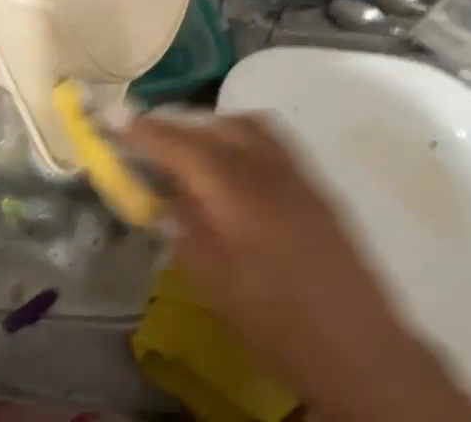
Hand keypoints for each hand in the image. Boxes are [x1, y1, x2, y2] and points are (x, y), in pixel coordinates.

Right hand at [124, 113, 470, 421]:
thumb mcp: (212, 279)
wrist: (361, 348)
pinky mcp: (316, 186)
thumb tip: (158, 197)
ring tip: (185, 150)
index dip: (140, 131)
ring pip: (244, 125)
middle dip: (172, 127)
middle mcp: (267, 168)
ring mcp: (297, 173)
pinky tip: (227, 167)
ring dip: (208, 127)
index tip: (109, 121)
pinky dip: (237, 138)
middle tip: (143, 141)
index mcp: (235, 191)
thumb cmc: (276, 322)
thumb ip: (181, 227)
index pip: (177, 144)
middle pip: (211, 125)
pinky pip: (269, 140)